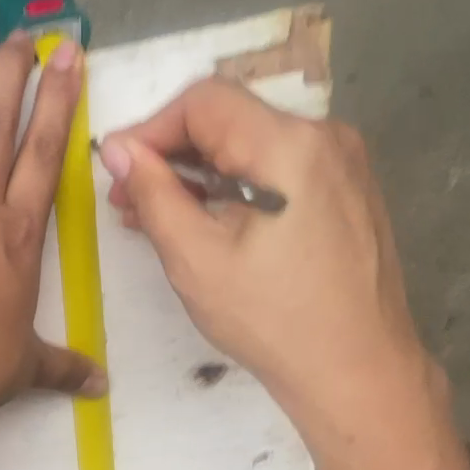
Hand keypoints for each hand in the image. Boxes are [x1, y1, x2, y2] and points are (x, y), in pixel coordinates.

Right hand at [97, 79, 439, 444]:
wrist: (355, 368)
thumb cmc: (270, 318)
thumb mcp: (196, 257)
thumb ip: (155, 194)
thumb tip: (117, 149)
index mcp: (291, 146)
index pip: (205, 102)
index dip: (149, 129)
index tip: (114, 170)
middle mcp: (325, 137)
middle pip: (229, 119)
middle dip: (169, 153)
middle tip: (124, 200)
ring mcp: (341, 163)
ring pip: (249, 145)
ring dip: (195, 172)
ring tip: (151, 215)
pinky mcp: (343, 190)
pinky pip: (273, 169)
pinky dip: (229, 186)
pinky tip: (199, 221)